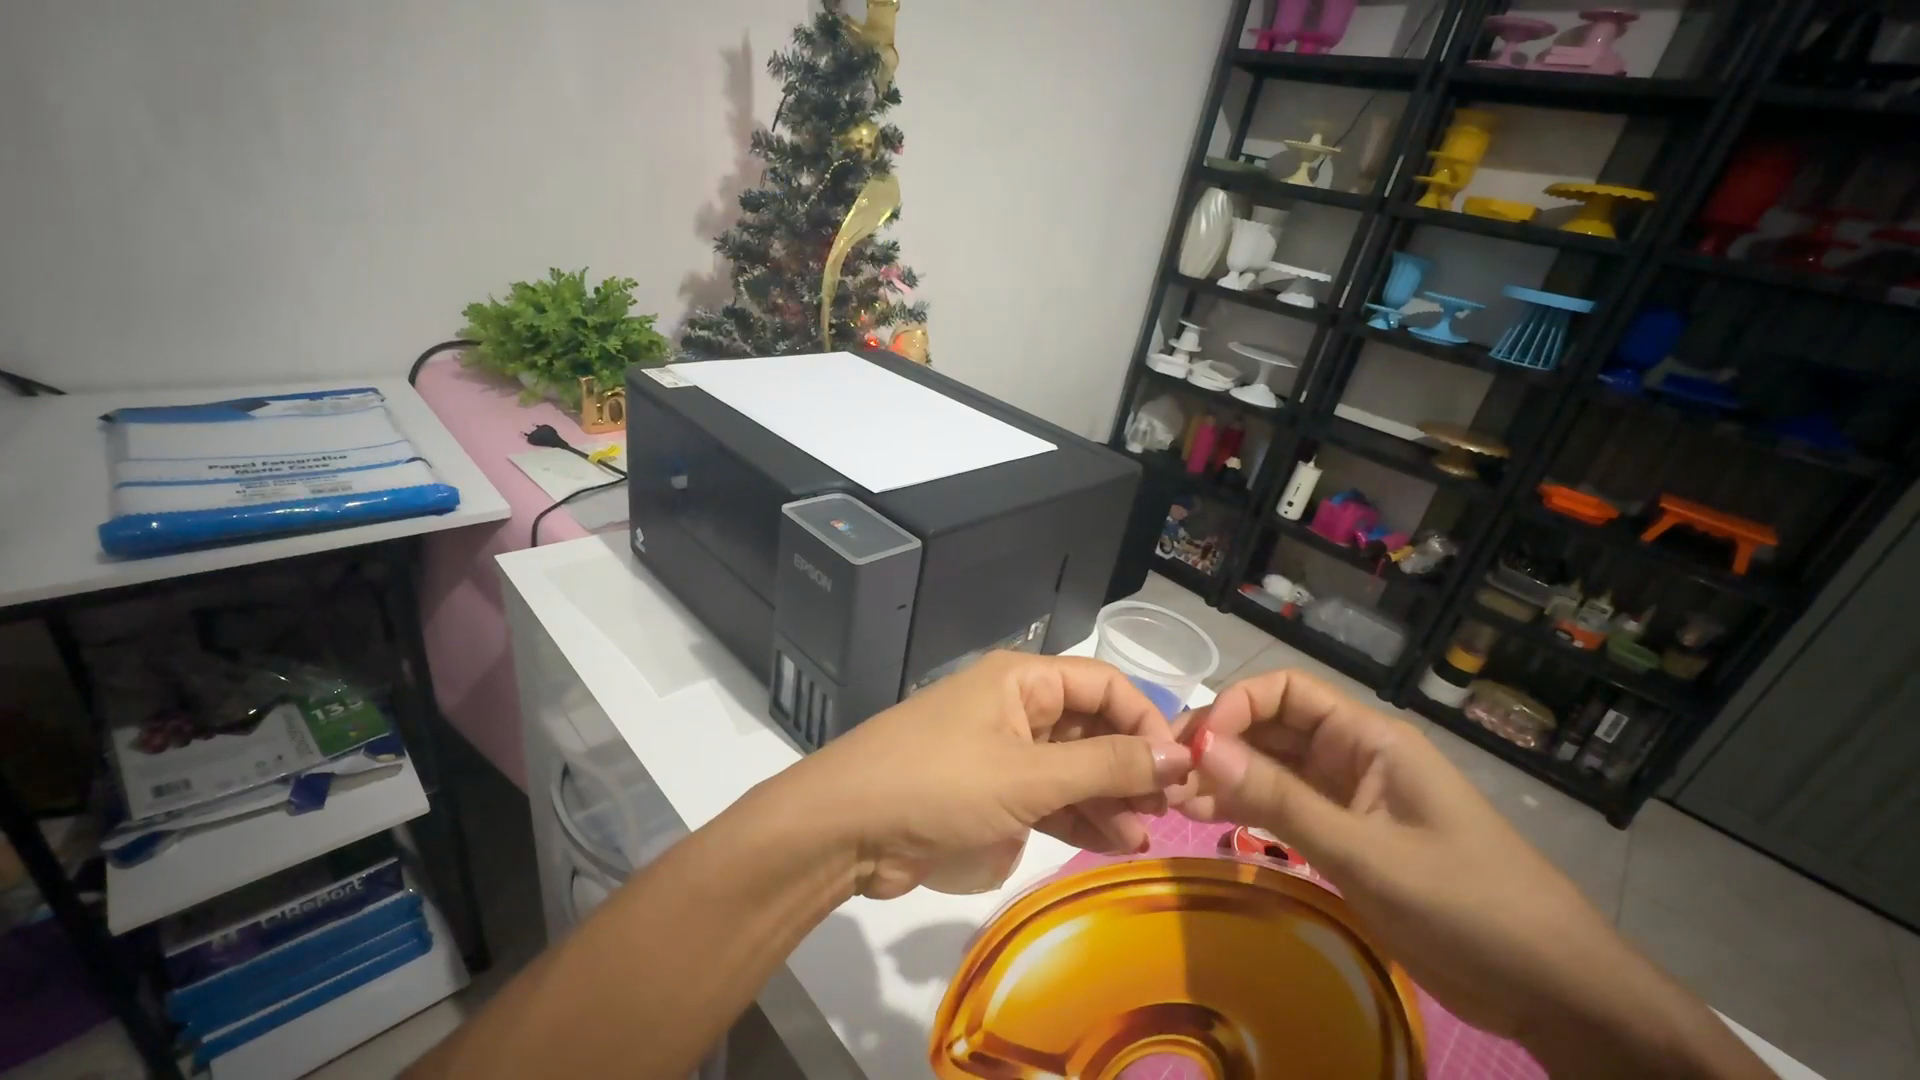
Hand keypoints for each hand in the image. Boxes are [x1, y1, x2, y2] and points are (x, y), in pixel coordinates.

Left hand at [780, 652, 1193, 899]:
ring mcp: (1002, 754)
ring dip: (1110, 799)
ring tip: (1143, 836)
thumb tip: (1180, 755)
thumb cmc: (938, 785)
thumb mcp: (1028, 776)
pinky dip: (1079, 818)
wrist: (845, 830)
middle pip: (1092, 729)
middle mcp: (1017, 709)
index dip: (1147, 721)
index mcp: (1022, 681)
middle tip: (1170, 810)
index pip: (1105, 685)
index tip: (1181, 768)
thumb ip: (1107, 767)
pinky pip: (1048, 799)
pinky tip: (1112, 842)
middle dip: (1132, 766)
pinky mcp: (990, 796)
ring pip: (1073, 769)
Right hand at [1176, 670, 1628, 1037]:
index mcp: (1370, 739)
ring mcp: (1350, 800)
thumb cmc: (1466, 905)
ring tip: (1177, 804)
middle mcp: (1354, 758)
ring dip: (1226, 780)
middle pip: (1273, 729)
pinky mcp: (1349, 839)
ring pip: (1273, 771)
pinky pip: (1286, 810)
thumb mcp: (1365, 852)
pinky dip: (1247, 812)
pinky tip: (1210, 824)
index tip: (1196, 747)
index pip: (1286, 691)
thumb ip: (1281, 801)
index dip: (1235, 706)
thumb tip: (1201, 748)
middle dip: (1220, 744)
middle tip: (1168, 776)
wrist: (1552, 987)